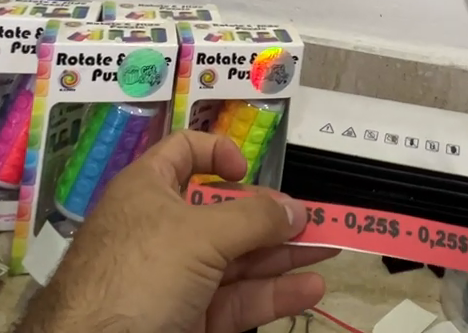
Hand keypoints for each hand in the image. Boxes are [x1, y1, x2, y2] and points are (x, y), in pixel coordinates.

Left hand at [19, 131, 336, 332]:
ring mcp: (174, 281)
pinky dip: (272, 295)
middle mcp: (161, 230)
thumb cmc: (139, 275)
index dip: (218, 153)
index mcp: (149, 190)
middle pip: (225, 212)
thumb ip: (253, 219)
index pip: (184, 152)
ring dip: (283, 255)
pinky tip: (310, 289)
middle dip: (271, 215)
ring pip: (238, 260)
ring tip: (329, 249)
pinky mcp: (186, 323)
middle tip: (316, 219)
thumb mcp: (199, 235)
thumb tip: (295, 210)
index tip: (248, 170)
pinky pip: (236, 301)